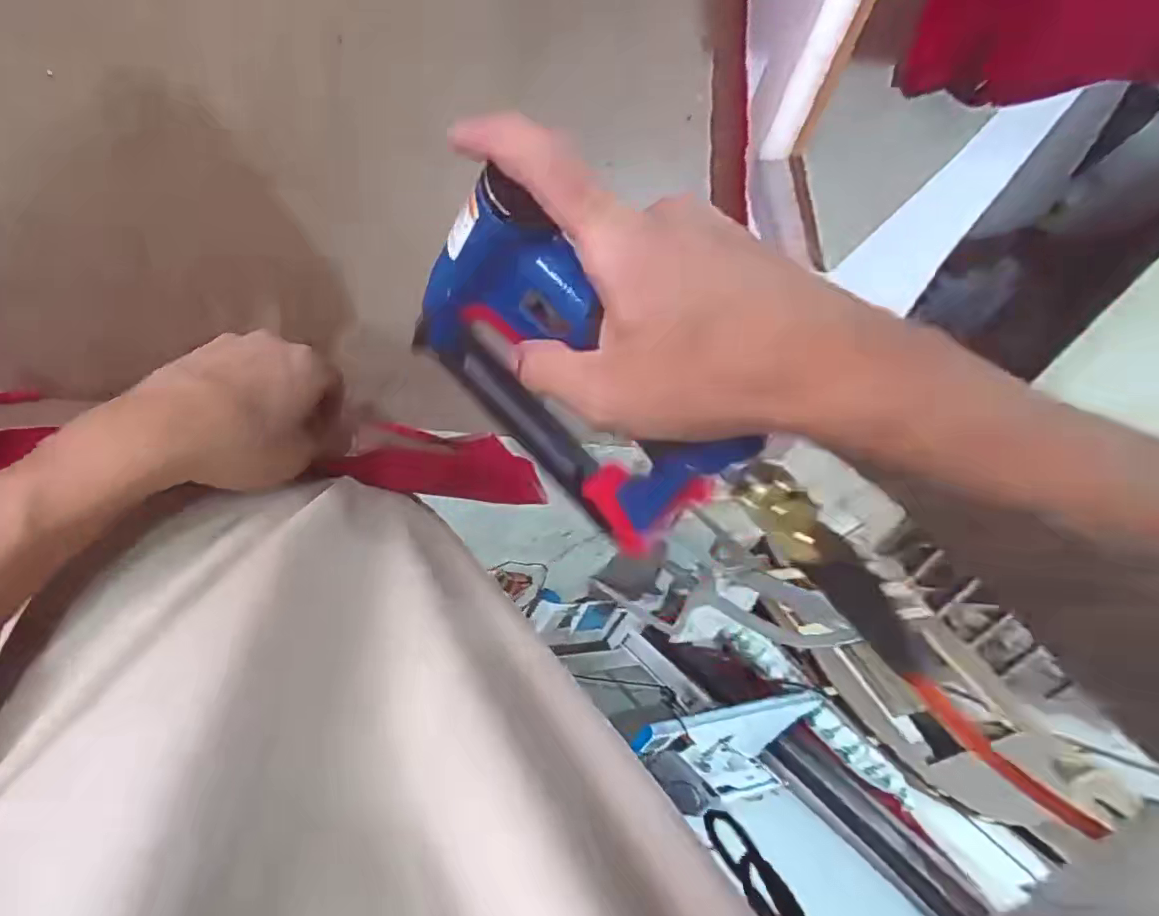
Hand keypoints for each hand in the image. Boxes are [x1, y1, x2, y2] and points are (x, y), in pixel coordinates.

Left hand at [94, 331, 344, 491]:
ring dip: (260, 391)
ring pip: (259, 368)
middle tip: (281, 434)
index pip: (335, 384)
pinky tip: (214, 416)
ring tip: (243, 426)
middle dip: (295, 400)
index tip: (316, 440)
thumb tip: (343, 434)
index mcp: (308, 363)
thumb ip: (326, 443)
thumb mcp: (295, 458)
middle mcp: (274, 341)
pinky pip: (226, 371)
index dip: (331, 415)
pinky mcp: (196, 349)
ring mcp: (232, 341)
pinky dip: (229, 390)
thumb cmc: (242, 444)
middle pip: (296, 370)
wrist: (165, 425)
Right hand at [449, 113, 930, 441]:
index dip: (499, 143)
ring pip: (616, 261)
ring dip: (597, 305)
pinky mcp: (728, 249)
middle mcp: (658, 218)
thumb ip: (544, 369)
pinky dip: (635, 305)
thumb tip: (522, 353)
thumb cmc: (712, 377)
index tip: (459, 137)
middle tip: (556, 345)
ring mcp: (699, 229)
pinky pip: (655, 268)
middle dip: (551, 289)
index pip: (550, 170)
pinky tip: (662, 353)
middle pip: (576, 238)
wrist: (841, 372)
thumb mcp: (603, 394)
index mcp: (621, 241)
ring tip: (620, 365)